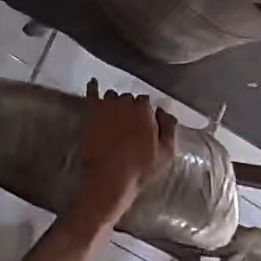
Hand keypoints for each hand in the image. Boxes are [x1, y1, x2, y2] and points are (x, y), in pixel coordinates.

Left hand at [71, 81, 174, 221]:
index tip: (143, 123)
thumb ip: (169, 127)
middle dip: (129, 108)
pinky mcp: (91, 112)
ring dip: (114, 102)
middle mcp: (125, 102)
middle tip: (128, 124)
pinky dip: (92, 86)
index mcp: (145, 110)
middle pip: (128, 99)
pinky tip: (93, 83)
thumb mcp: (166, 152)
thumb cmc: (140, 168)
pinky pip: (91, 92)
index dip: (144, 113)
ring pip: (112, 96)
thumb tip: (163, 110)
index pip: (146, 102)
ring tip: (114, 115)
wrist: (109, 177)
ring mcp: (107, 105)